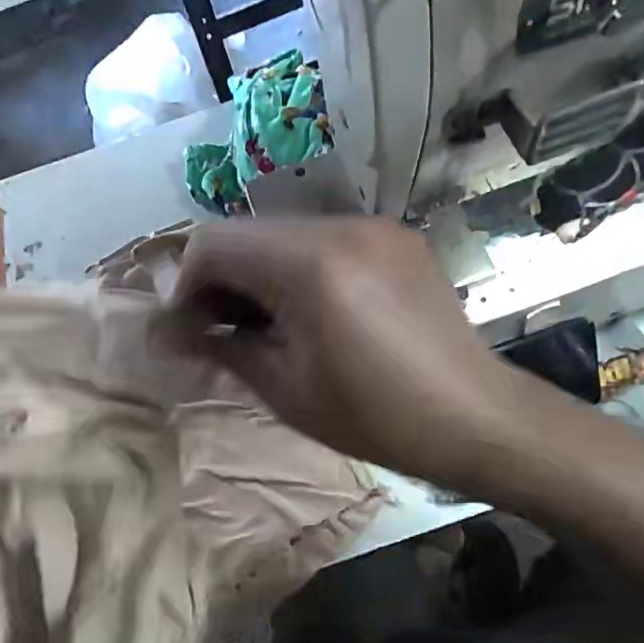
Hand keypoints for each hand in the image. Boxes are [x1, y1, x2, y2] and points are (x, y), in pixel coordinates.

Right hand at [169, 218, 536, 480]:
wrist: (473, 416)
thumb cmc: (376, 416)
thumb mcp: (287, 390)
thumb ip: (224, 347)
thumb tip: (170, 332)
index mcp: (311, 263)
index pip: (213, 243)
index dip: (186, 287)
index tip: (189, 331)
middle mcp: (344, 226)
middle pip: (251, 233)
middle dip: (224, 280)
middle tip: (223, 332)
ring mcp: (378, 227)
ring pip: (290, 235)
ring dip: (264, 273)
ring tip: (269, 326)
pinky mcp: (400, 239)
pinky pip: (331, 241)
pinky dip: (305, 269)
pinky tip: (315, 313)